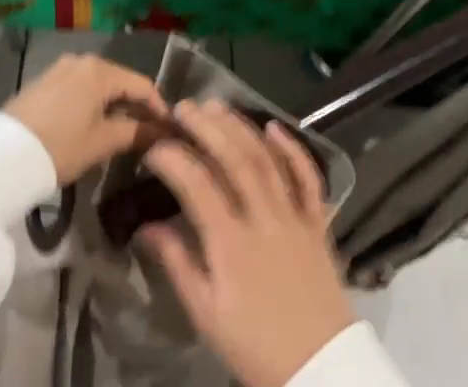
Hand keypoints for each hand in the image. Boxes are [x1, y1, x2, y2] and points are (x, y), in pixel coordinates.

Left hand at [4, 54, 165, 184]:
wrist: (4, 154)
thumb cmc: (60, 146)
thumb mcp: (101, 142)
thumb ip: (135, 133)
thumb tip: (161, 132)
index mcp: (99, 70)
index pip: (142, 84)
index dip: (159, 107)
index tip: (170, 130)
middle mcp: (81, 61)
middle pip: (120, 81)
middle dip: (137, 106)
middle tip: (150, 133)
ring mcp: (60, 69)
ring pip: (99, 85)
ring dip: (115, 105)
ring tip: (126, 131)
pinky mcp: (44, 82)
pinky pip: (80, 88)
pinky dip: (94, 103)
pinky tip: (97, 124)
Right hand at [138, 100, 356, 386]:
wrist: (321, 366)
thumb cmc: (256, 345)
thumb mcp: (206, 314)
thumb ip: (177, 265)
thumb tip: (146, 227)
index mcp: (232, 245)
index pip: (198, 186)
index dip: (173, 159)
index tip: (153, 146)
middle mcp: (265, 220)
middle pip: (236, 160)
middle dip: (207, 128)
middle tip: (184, 107)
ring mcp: (296, 218)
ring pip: (269, 161)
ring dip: (242, 128)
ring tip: (217, 106)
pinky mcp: (319, 224)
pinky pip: (308, 179)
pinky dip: (293, 149)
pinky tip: (274, 127)